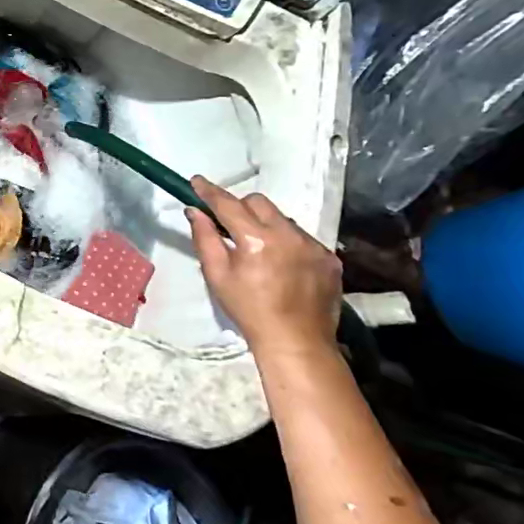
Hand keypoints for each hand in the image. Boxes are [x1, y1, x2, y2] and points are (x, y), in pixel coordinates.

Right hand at [186, 176, 341, 359]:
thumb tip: (195, 211)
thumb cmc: (249, 310)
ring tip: (261, 251)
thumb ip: (205, 238)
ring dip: (267, 225)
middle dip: (241, 207)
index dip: (210, 191)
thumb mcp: (217, 276)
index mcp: (256, 239)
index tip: (197, 181)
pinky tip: (284, 266)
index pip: (228, 204)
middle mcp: (287, 234)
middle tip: (230, 226)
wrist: (296, 342)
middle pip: (259, 202)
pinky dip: (289, 243)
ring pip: (283, 219)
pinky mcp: (329, 257)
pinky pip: (303, 238)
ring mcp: (312, 244)